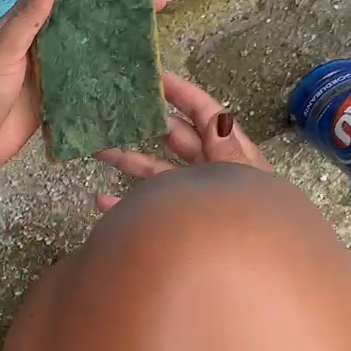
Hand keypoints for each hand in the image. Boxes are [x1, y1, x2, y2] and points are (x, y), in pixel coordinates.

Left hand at [0, 0, 179, 175]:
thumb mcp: (2, 51)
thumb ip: (27, 16)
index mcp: (22, 25)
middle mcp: (37, 45)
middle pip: (82, 22)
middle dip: (118, 12)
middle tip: (160, 3)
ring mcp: (46, 74)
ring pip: (86, 52)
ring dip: (116, 43)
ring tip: (155, 36)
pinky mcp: (51, 102)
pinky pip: (82, 85)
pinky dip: (104, 78)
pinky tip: (133, 75)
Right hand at [92, 73, 272, 208]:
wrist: (249, 272)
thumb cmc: (251, 222)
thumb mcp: (241, 179)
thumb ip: (226, 150)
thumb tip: (214, 118)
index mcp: (230, 154)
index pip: (206, 115)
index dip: (182, 94)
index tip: (155, 78)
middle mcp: (209, 172)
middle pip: (174, 139)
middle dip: (145, 124)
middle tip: (117, 111)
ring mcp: (189, 197)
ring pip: (155, 170)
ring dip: (127, 160)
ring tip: (98, 151)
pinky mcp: (175, 222)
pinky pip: (146, 208)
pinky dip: (123, 203)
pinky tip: (103, 200)